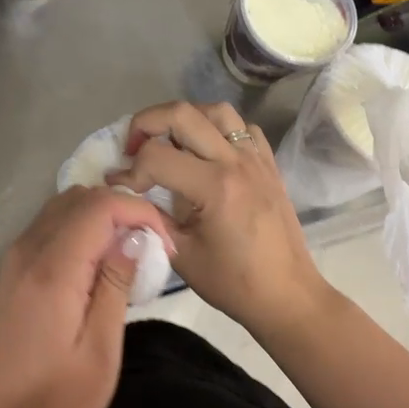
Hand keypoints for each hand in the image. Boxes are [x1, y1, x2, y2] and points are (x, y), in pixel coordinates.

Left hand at [0, 187, 174, 407]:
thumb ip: (115, 287)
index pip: (100, 206)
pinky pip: (50, 223)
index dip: (139, 211)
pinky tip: (99, 257)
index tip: (167, 242)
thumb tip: (133, 238)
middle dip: (123, 209)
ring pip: (64, 205)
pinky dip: (80, 225)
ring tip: (131, 249)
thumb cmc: (54, 397)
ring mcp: (16, 254)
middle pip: (81, 197)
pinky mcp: (13, 266)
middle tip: (153, 245)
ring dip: (101, 214)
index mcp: (53, 267)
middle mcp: (29, 247)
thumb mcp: (99, 352)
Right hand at [109, 101, 331, 337]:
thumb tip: (125, 194)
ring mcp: (256, 158)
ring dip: (184, 118)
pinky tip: (207, 150)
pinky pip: (242, 126)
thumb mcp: (181, 255)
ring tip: (170, 142)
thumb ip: (151, 217)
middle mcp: (236, 161)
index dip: (130, 170)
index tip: (120, 186)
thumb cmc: (234, 282)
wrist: (288, 297)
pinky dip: (218, 128)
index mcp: (215, 187)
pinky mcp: (268, 162)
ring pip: (215, 110)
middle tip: (133, 148)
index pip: (157, 155)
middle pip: (182, 114)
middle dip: (146, 124)